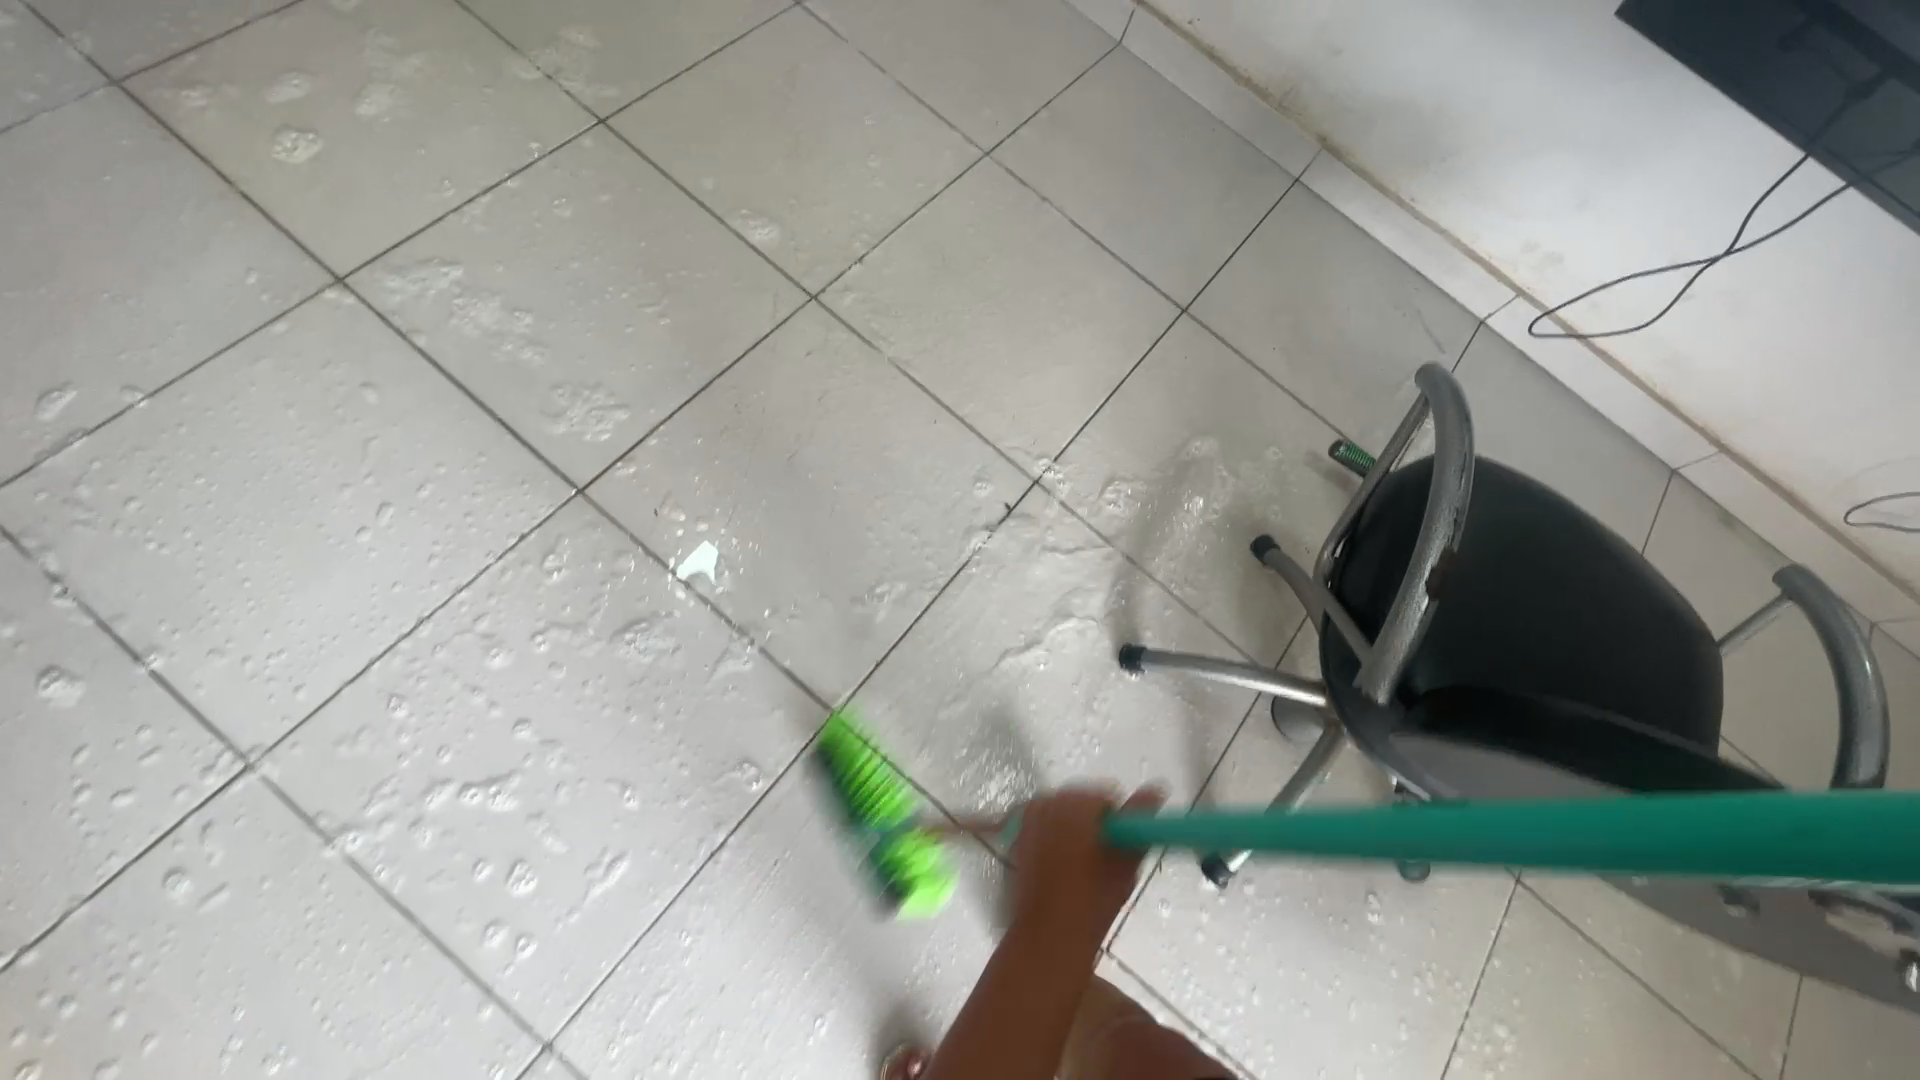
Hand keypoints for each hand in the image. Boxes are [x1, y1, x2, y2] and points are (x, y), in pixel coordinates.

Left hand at [1009, 784, 1166, 942]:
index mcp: (1074, 805)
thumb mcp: (1125, 864)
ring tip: (1082, 862)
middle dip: (1093, 820)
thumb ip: (1140, 819)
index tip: (1121, 845)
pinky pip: (1040, 822)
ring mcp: (1026, 819)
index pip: (1105, 796)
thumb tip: (1157, 787)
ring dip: (1072, 825)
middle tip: (1104, 856)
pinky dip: (1052, 834)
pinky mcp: (1014, 837)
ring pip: (1059, 809)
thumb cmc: (1092, 903)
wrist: (1047, 936)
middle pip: (1079, 799)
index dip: (1118, 820)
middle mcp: (1047, 803)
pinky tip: (1060, 861)